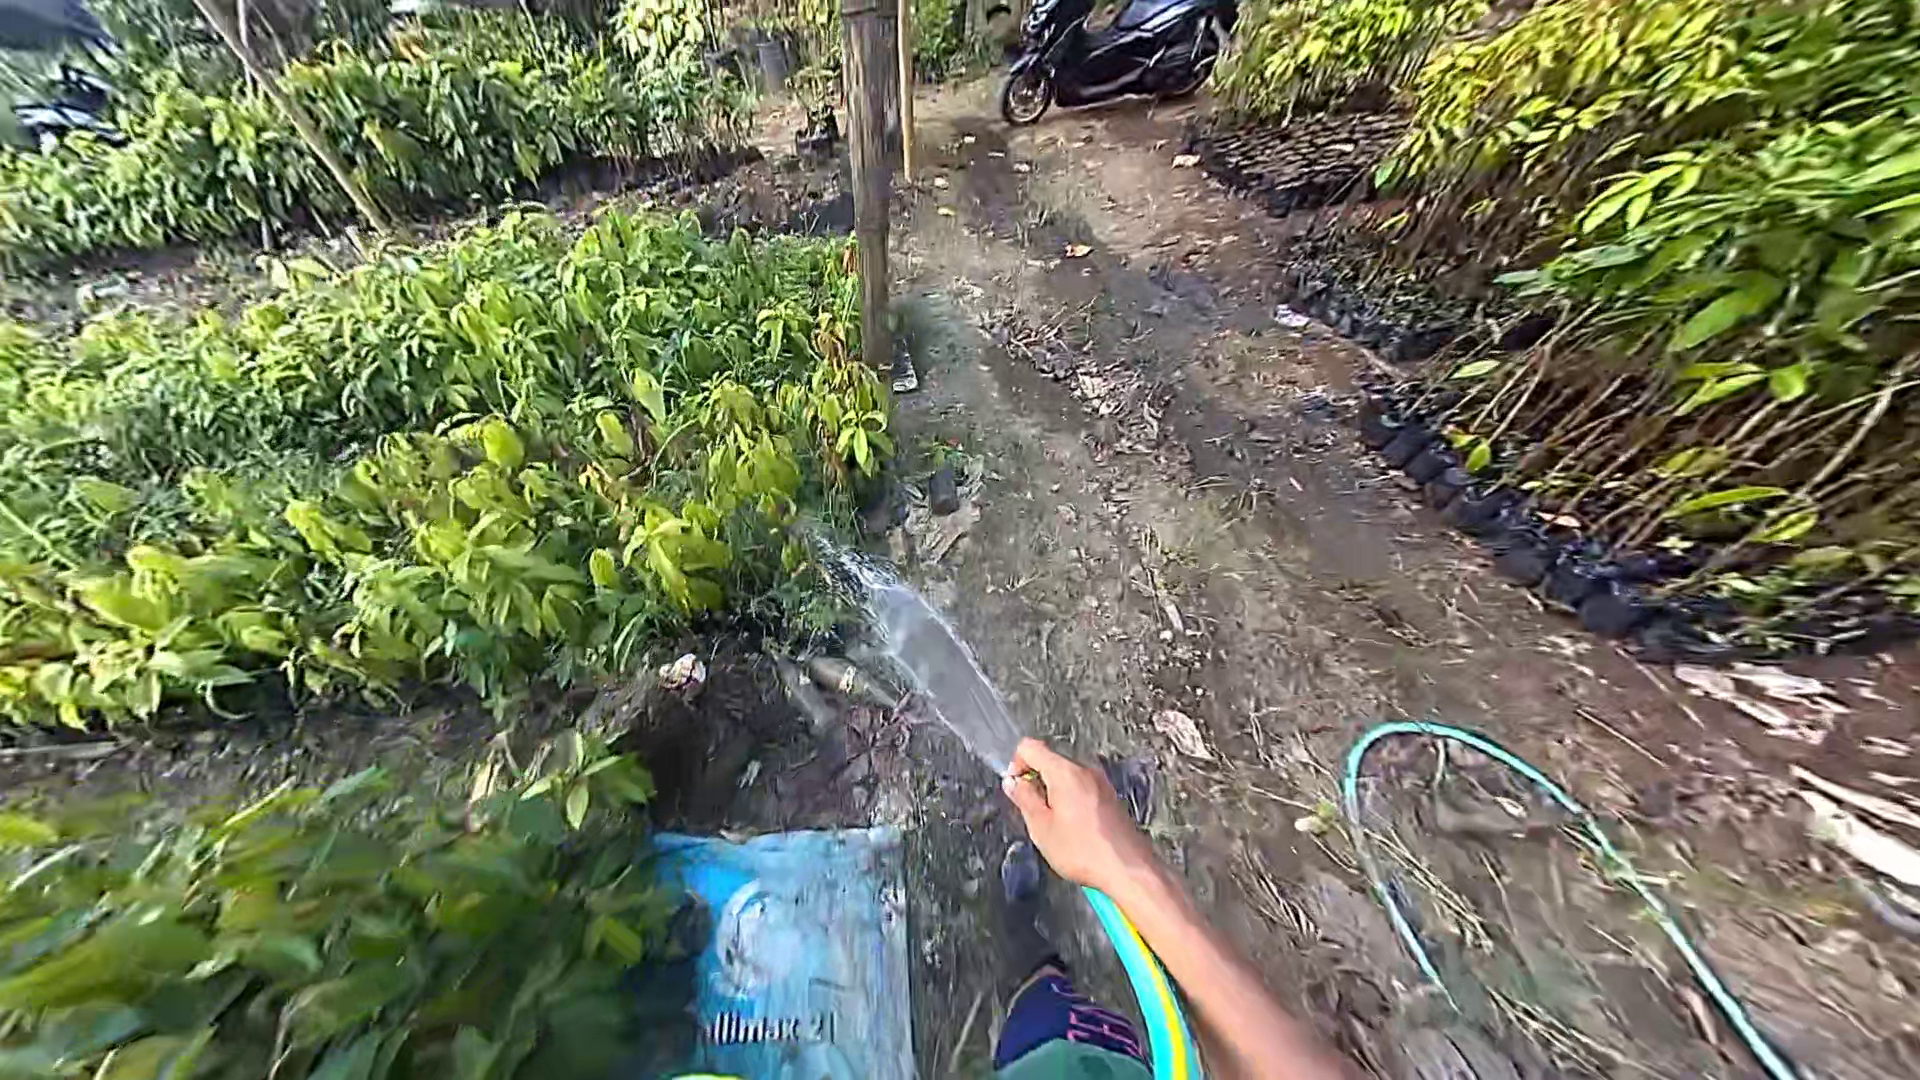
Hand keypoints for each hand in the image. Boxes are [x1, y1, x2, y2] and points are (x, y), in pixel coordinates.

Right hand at [1002, 737, 1158, 897]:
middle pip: (1049, 761)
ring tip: (1055, 825)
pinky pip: (1081, 788)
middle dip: (1036, 781)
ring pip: (1065, 776)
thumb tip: (1014, 782)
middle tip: (1034, 812)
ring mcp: (1099, 782)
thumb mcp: (1041, 827)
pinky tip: (1074, 830)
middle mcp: (1084, 770)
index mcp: (1064, 772)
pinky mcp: (1109, 796)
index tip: (1016, 786)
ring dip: (1054, 793)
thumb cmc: (1086, 852)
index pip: (1030, 747)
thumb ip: (1024, 798)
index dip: (1016, 764)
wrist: (1128, 870)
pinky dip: (1071, 801)